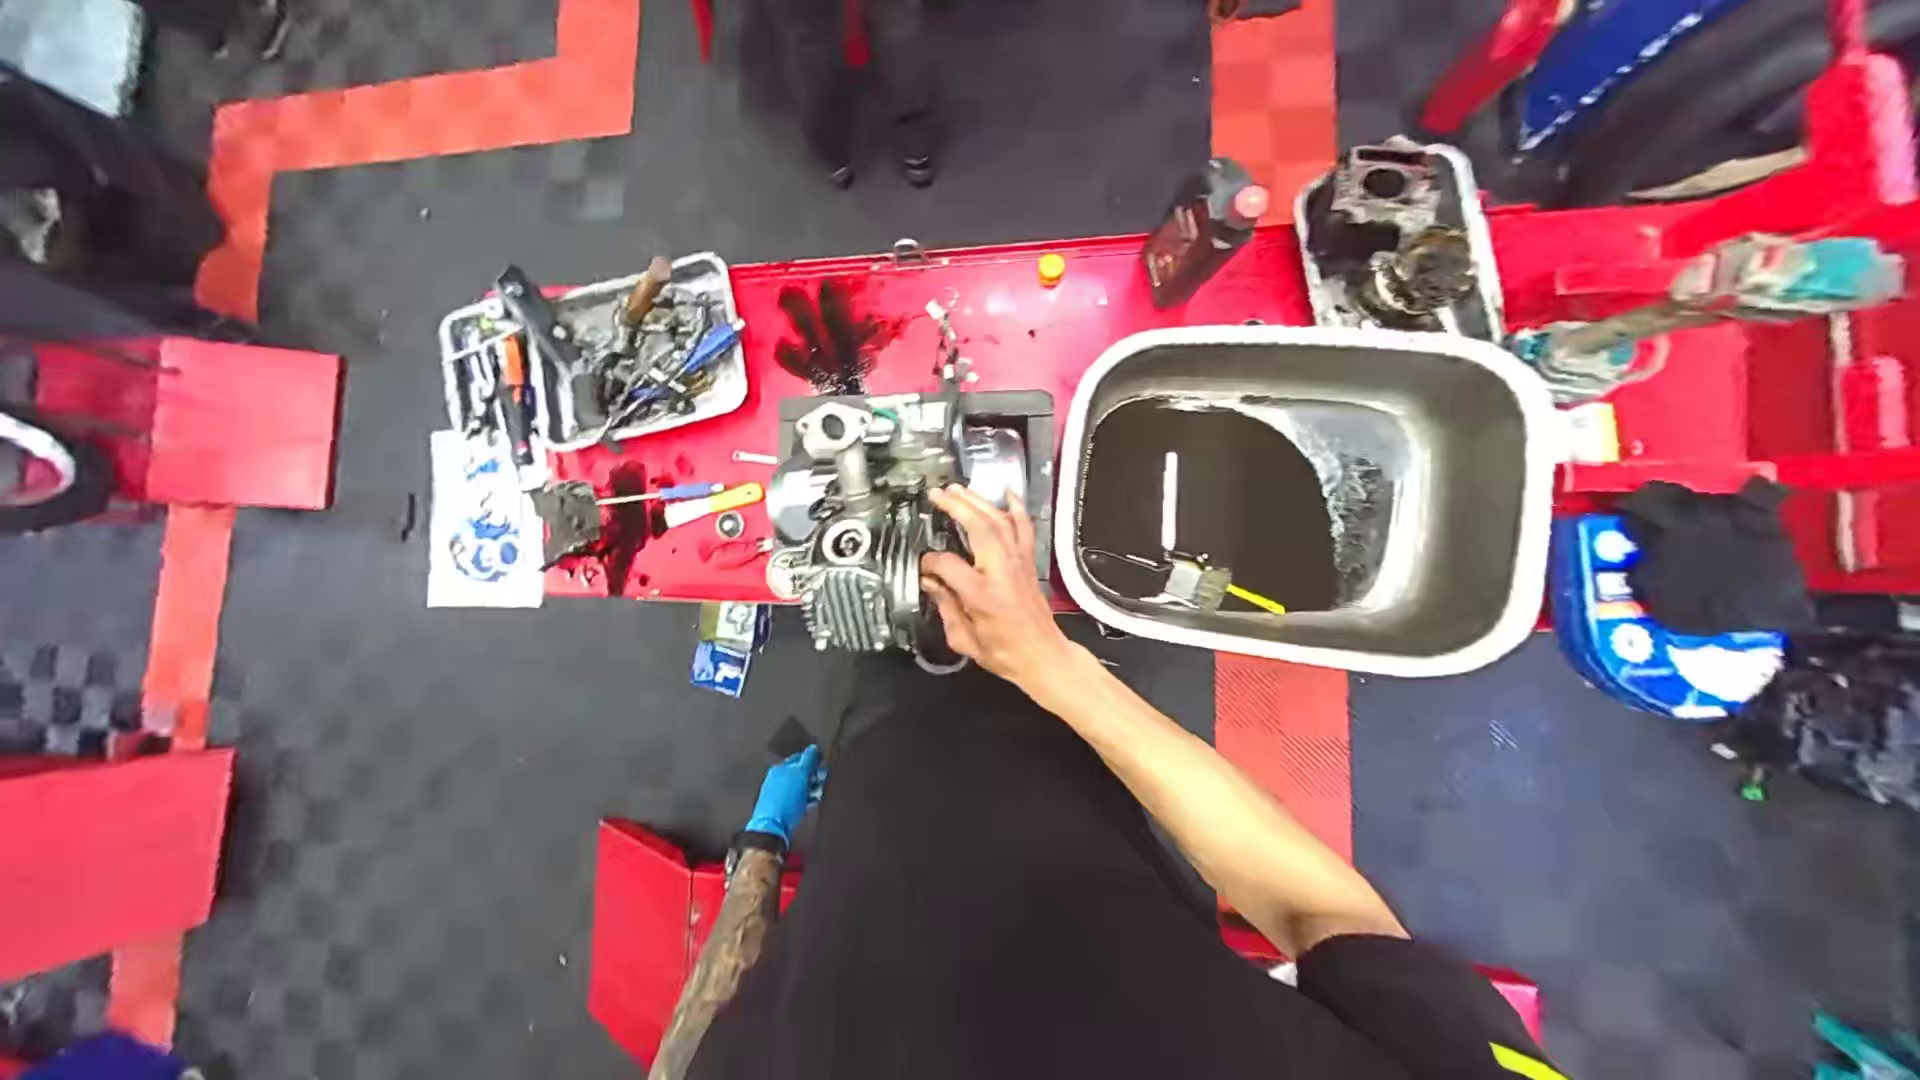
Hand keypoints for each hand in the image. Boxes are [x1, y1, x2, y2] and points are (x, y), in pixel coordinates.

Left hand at [743, 745, 826, 846]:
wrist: (772, 826)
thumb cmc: (786, 799)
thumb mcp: (800, 775)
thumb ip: (807, 760)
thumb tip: (813, 747)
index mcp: (780, 768)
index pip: (800, 757)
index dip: (813, 760)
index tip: (822, 765)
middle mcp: (778, 778)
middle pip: (801, 772)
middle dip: (814, 775)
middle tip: (821, 780)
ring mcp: (779, 793)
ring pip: (801, 786)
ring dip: (812, 788)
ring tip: (817, 794)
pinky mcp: (782, 806)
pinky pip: (798, 798)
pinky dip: (806, 798)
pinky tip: (811, 802)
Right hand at [920, 485, 1084, 696]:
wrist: (1043, 657)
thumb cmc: (1005, 654)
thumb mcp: (965, 639)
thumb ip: (945, 607)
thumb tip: (930, 583)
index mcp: (982, 594)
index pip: (947, 564)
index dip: (930, 563)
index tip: (922, 568)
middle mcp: (1002, 571)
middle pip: (978, 527)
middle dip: (956, 507)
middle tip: (937, 494)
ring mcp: (1018, 563)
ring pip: (999, 521)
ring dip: (978, 501)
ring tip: (958, 489)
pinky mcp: (1029, 562)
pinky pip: (1024, 528)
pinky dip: (1017, 508)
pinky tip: (1008, 493)